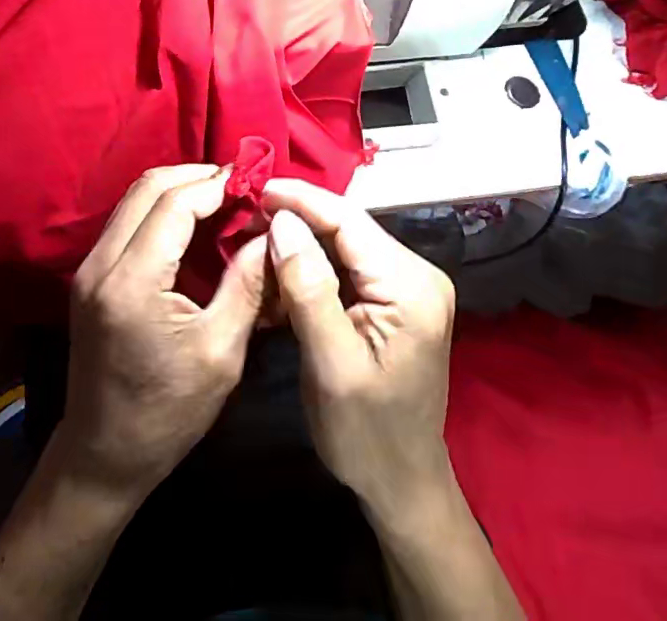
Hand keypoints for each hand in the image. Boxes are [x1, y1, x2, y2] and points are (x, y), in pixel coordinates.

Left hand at [58, 164, 268, 495]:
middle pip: (148, 187)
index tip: (259, 182)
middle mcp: (101, 265)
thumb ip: (247, 282)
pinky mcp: (92, 277)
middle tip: (245, 186)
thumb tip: (273, 231)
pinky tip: (200, 223)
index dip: (219, 183)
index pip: (175, 204)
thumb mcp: (222, 349)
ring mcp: (90, 269)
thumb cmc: (169, 410)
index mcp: (132, 283)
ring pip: (136, 199)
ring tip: (228, 199)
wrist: (104, 457)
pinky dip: (167, 208)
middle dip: (199, 176)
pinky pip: (130, 220)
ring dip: (182, 189)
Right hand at [261, 179, 457, 516]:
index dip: (303, 200)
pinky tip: (285, 267)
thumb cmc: (366, 435)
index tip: (257, 186)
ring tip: (256, 234)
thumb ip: (309, 289)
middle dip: (300, 219)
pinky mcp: (399, 301)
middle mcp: (419, 275)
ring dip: (305, 242)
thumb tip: (283, 222)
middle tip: (247, 212)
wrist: (402, 480)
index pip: (352, 223)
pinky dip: (318, 267)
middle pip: (352, 231)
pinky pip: (353, 270)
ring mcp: (412, 287)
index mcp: (411, 286)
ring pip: (349, 247)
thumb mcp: (331, 365)